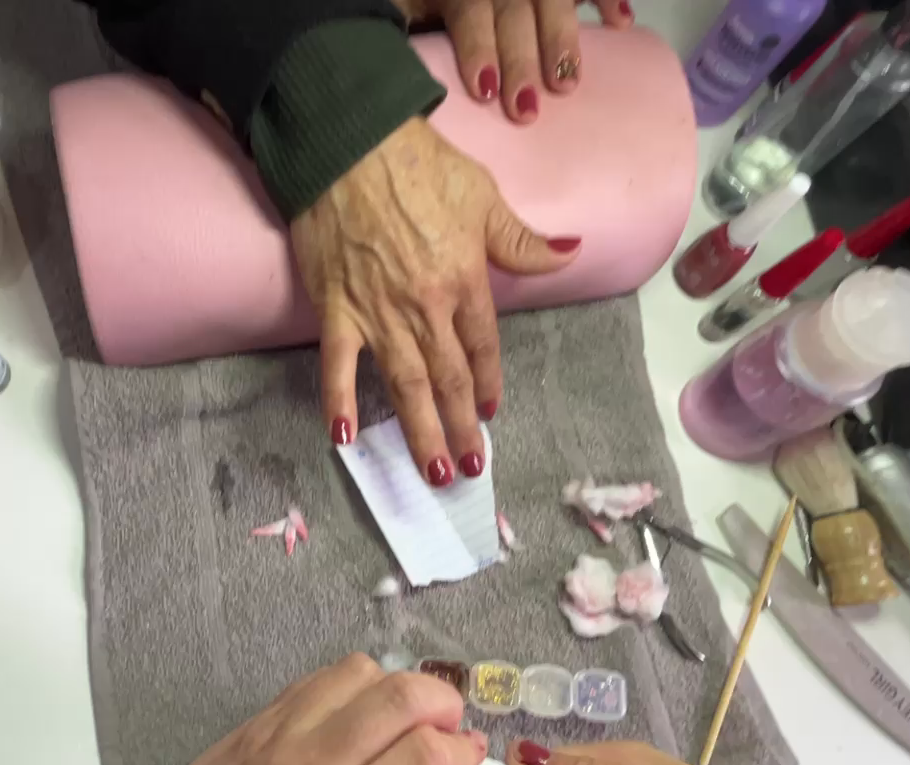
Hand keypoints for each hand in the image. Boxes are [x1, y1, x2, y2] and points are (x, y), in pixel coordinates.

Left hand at [113, 655, 487, 764]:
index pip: (425, 756)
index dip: (463, 749)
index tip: (470, 759)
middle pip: (401, 695)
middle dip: (443, 703)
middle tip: (448, 729)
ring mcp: (280, 732)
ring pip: (362, 671)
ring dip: (398, 687)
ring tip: (400, 720)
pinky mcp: (258, 716)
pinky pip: (321, 677)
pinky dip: (355, 686)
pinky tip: (356, 714)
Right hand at [292, 118, 577, 485]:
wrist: (349, 145)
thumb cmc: (417, 167)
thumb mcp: (483, 196)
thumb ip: (522, 239)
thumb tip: (571, 251)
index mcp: (465, 282)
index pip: (484, 347)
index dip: (490, 384)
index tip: (491, 413)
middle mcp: (427, 310)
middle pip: (450, 381)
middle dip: (463, 428)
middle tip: (470, 469)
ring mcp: (380, 317)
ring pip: (405, 387)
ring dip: (421, 434)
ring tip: (434, 473)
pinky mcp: (338, 314)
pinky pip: (338, 368)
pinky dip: (340, 403)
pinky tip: (344, 439)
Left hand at [390, 0, 635, 122]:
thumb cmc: (414, 7)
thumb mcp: (400, 12)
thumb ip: (402, 30)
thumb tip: (398, 75)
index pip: (468, 6)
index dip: (477, 45)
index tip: (486, 89)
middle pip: (513, 6)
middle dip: (522, 58)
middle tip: (528, 108)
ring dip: (562, 38)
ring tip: (568, 82)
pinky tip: (621, 24)